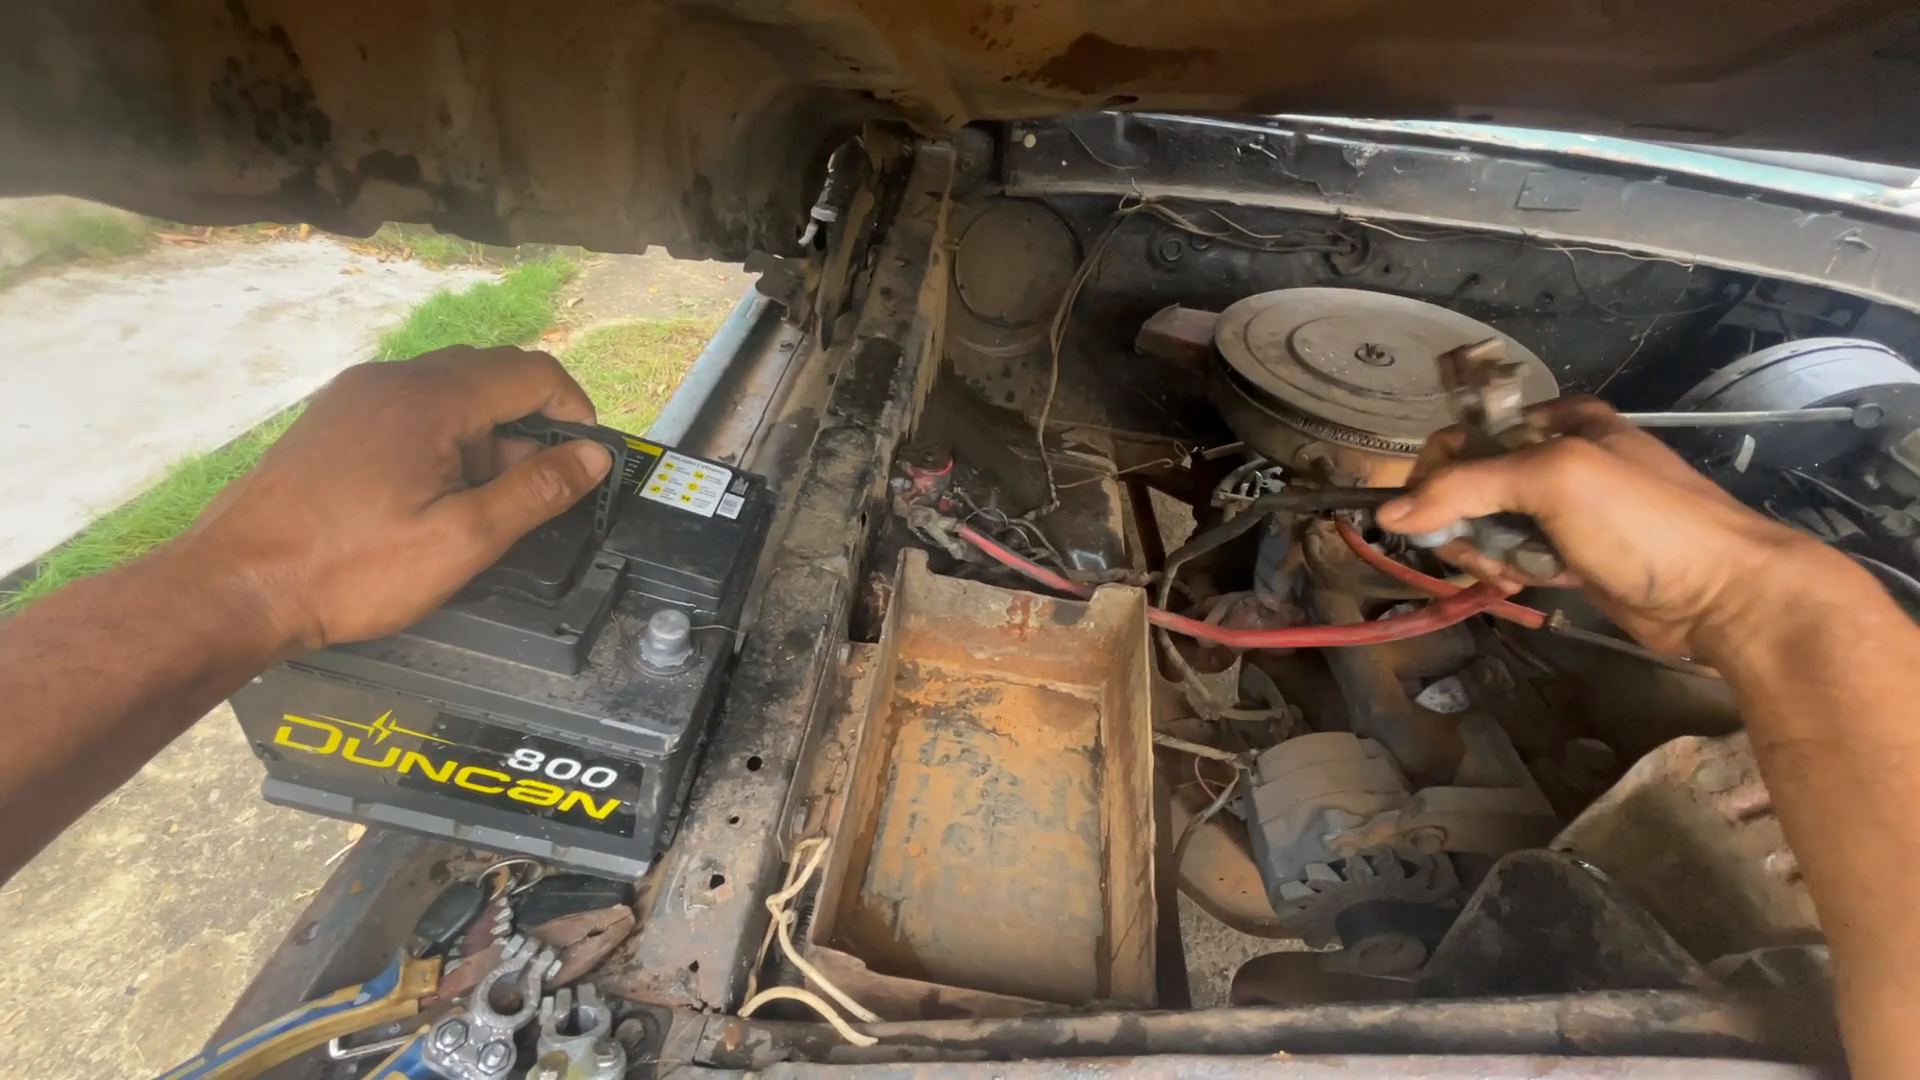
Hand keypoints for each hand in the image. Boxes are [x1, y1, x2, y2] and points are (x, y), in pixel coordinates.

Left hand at [176, 347, 612, 650]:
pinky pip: (421, 403)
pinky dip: (458, 431)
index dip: (576, 408)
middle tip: (550, 479)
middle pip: (496, 371)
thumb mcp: (466, 538)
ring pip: (459, 387)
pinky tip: (449, 485)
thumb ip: (539, 491)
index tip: (589, 456)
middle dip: (540, 417)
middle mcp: (393, 380)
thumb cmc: (355, 570)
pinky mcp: (340, 417)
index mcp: (428, 399)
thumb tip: (595, 456)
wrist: (230, 590)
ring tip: (497, 492)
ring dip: (498, 427)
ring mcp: (359, 395)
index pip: (532, 373)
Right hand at [1376, 396, 1840, 656]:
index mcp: (1556, 423)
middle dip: (1462, 523)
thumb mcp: (1552, 481)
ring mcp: (1560, 507)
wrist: (1727, 596)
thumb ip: (1462, 488)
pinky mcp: (1566, 548)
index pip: (1459, 439)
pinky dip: (1509, 569)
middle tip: (1480, 549)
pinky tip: (1534, 581)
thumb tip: (1385, 515)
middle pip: (1463, 487)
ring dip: (1485, 552)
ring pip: (1481, 525)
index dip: (1435, 476)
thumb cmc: (1644, 523)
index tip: (1431, 513)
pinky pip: (1508, 552)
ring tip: (1519, 572)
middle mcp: (1554, 458)